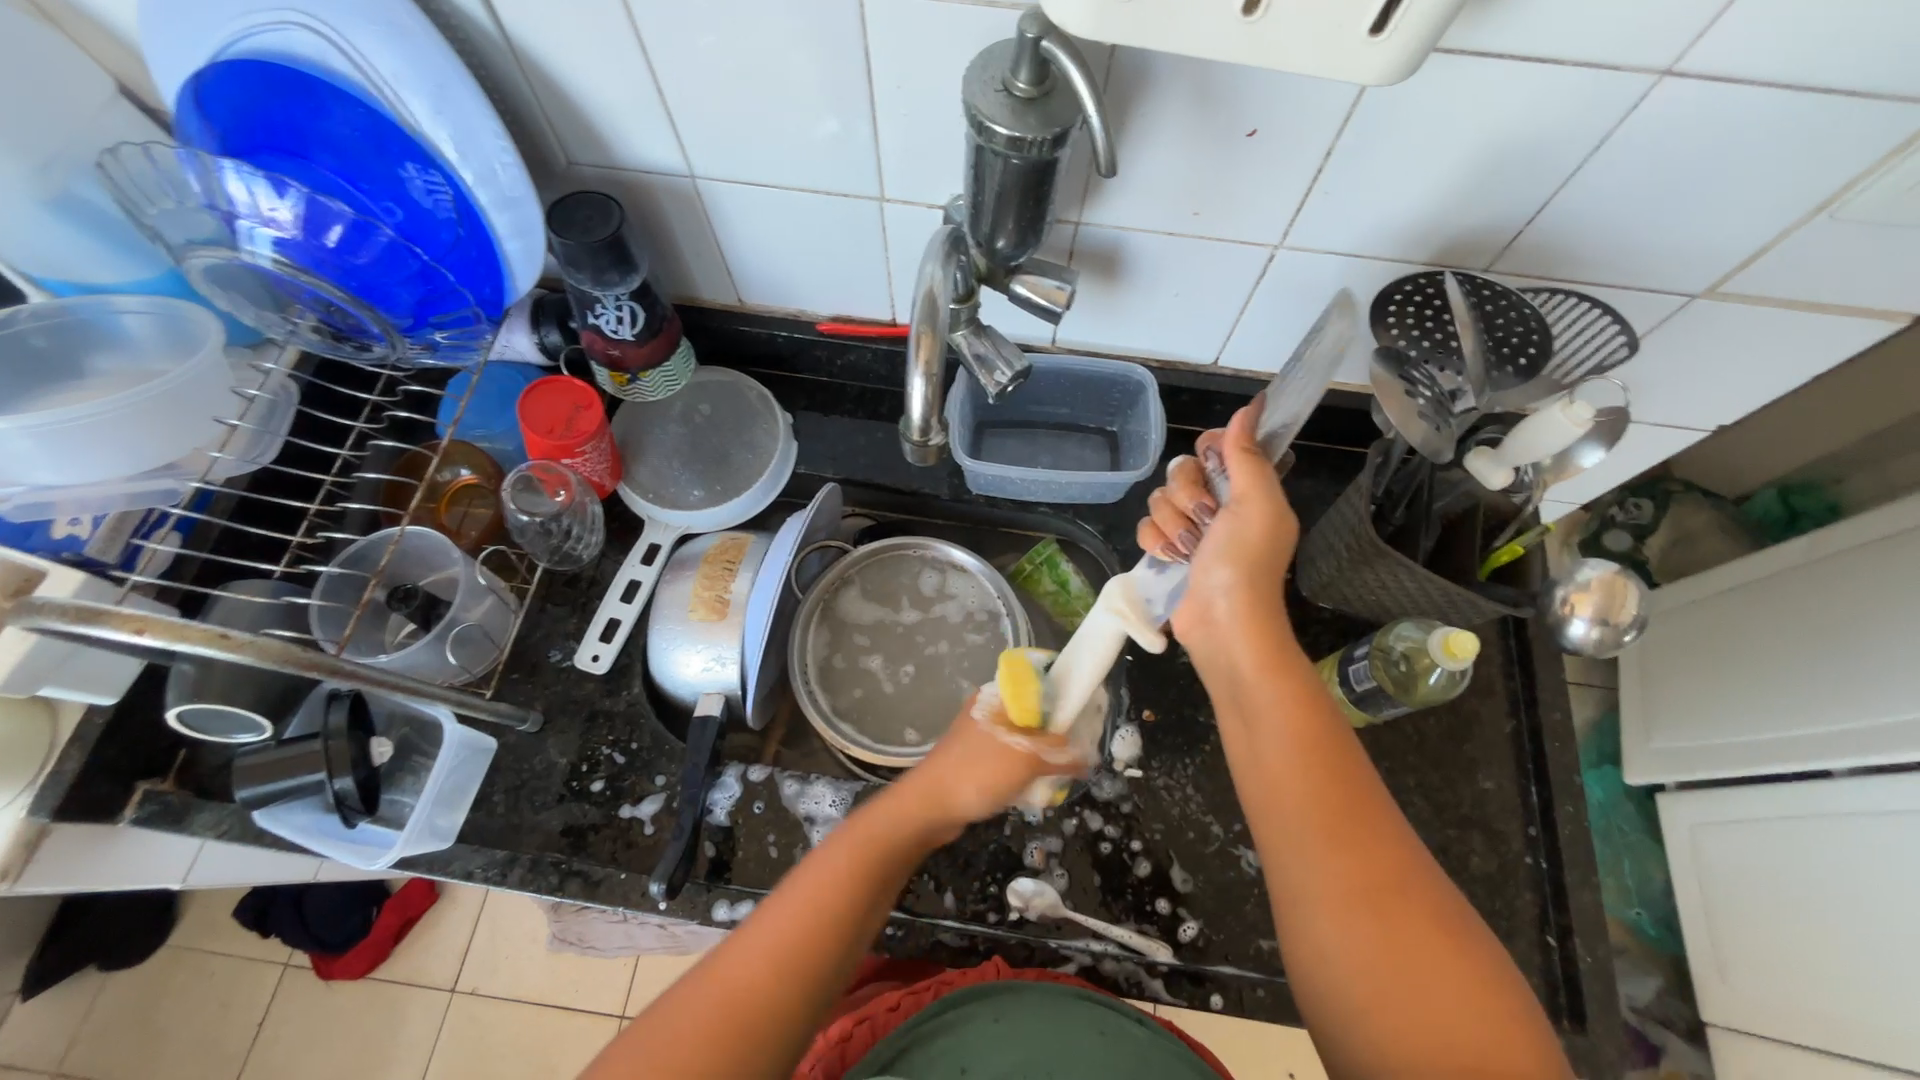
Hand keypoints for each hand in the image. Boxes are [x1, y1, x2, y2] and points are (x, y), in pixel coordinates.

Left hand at [895, 689, 1089, 836]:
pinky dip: (1023, 774)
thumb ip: (1059, 752)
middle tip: (1078, 756)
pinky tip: (1035, 790)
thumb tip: (1087, 755)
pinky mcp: (976, 762)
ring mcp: (980, 738)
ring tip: (1059, 777)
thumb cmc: (977, 774)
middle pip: (1034, 717)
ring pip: (1023, 742)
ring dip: (1040, 760)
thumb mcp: (1025, 759)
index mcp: (996, 697)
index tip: (1088, 720)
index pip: (1039, 686)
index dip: (1065, 701)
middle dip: (1057, 738)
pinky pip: (1010, 762)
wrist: (928, 808)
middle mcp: (988, 711)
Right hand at [1136, 404, 1298, 652]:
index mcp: (1249, 488)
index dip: (1208, 451)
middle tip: (1206, 520)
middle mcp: (1220, 505)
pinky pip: (1145, 527)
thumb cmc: (1245, 560)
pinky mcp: (1167, 552)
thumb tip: (1253, 404)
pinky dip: (1156, 544)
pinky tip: (1172, 561)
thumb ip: (1247, 453)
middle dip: (1188, 496)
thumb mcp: (1256, 501)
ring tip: (1191, 551)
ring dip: (1173, 525)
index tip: (1211, 464)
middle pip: (1181, 470)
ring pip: (1159, 499)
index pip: (1216, 445)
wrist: (1223, 622)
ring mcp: (1191, 530)